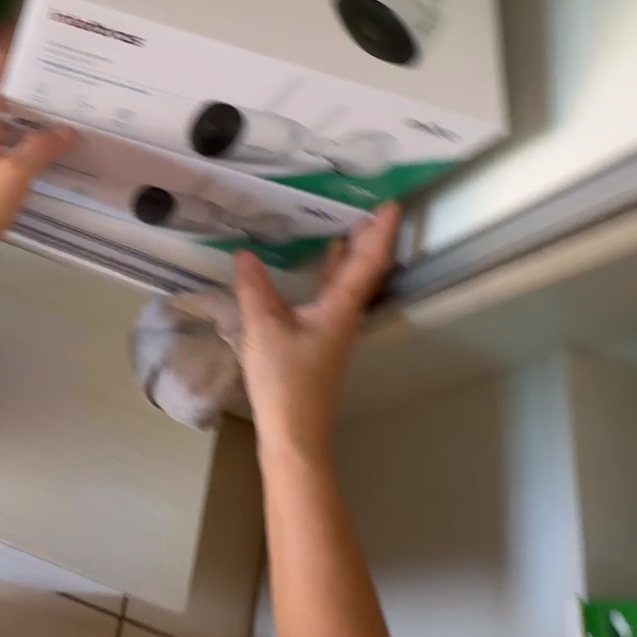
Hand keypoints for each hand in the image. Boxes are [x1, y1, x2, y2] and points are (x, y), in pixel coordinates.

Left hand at [0, 33, 76, 267]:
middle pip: (4, 102)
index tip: (16, 27)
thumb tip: (68, 129)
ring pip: (12, 129)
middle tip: (59, 67)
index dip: (3, 54)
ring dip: (34, 117)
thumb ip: (40, 149)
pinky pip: (15, 152)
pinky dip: (34, 146)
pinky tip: (56, 150)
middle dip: (28, 84)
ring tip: (66, 104)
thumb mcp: (13, 174)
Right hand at [232, 204, 401, 458]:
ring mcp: (333, 330)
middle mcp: (344, 316)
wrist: (294, 432)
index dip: (380, 233)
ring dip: (351, 254)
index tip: (390, 205)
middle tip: (370, 207)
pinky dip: (330, 272)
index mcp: (340, 309)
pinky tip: (319, 266)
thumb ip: (255, 287)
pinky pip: (332, 295)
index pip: (368, 263)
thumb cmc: (285, 379)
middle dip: (369, 238)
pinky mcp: (319, 340)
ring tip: (347, 225)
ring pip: (349, 284)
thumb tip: (246, 254)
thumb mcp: (263, 327)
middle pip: (365, 271)